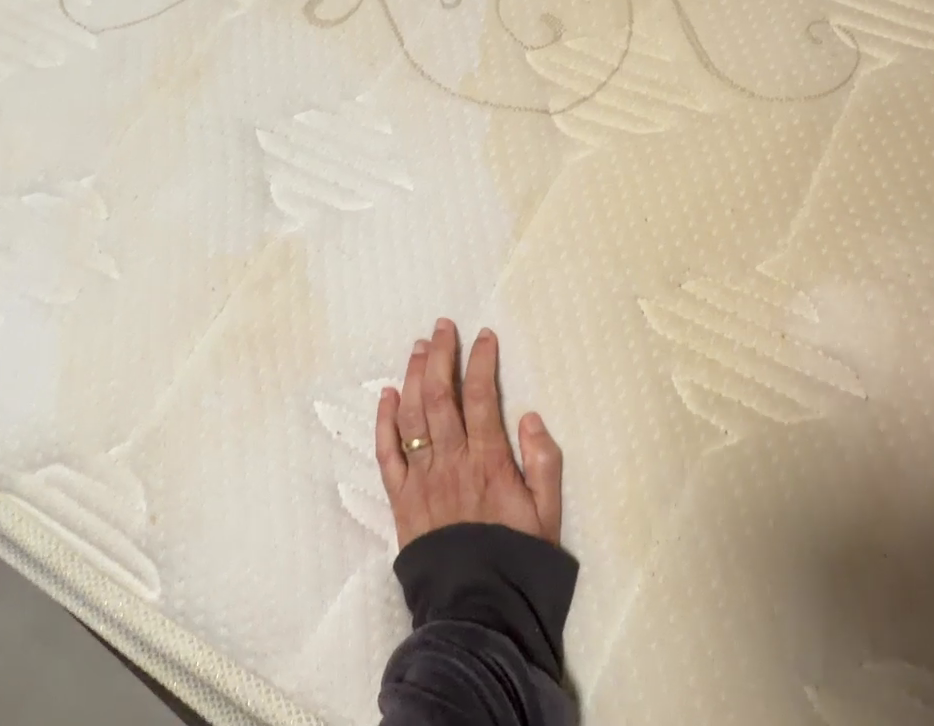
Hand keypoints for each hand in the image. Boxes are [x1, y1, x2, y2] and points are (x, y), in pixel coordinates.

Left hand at [374, 319, 563, 548]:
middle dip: (441, 355)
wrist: (478, 606)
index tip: (484, 335)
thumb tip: (529, 415)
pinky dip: (385, 421)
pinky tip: (388, 395)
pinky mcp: (400, 498)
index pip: (481, 397)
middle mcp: (451, 461)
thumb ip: (543, 462)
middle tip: (442, 327)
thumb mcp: (549, 512)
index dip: (481, 361)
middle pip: (440, 396)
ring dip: (414, 377)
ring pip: (413, 416)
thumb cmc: (517, 556)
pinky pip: (387, 453)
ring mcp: (422, 478)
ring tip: (418, 347)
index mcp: (489, 461)